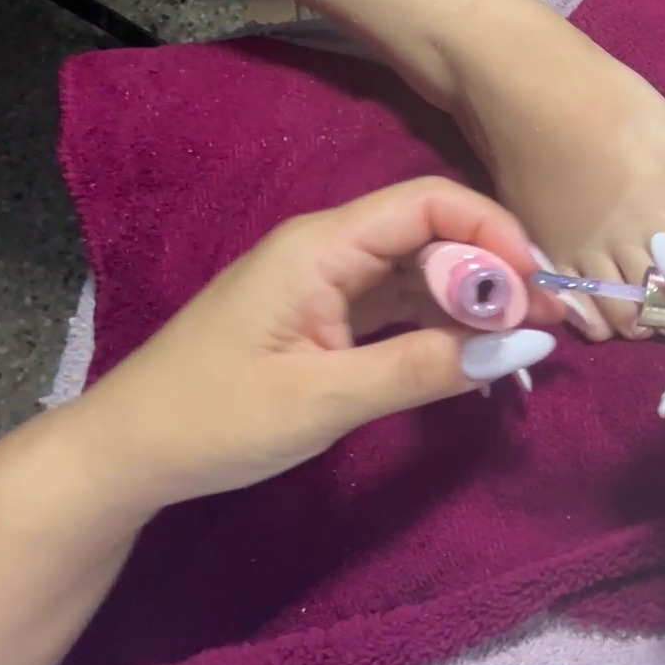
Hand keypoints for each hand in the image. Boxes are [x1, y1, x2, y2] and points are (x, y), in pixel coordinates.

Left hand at [62, 177, 564, 512]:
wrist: (120, 461)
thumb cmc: (210, 423)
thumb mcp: (324, 400)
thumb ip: (426, 368)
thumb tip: (524, 346)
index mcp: (322, 245)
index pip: (429, 202)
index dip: (492, 229)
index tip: (534, 283)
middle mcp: (336, 247)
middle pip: (438, 231)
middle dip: (497, 269)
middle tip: (544, 321)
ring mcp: (338, 278)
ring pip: (430, 266)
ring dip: (479, 298)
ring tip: (523, 338)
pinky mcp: (339, 310)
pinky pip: (411, 300)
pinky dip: (450, 322)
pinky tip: (477, 350)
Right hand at [446, 13, 664, 339]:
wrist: (530, 88)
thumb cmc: (619, 112)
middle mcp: (626, 258)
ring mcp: (583, 263)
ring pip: (622, 318)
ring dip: (645, 318)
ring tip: (663, 301)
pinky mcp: (547, 259)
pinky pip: (578, 311)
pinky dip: (600, 317)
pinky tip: (614, 305)